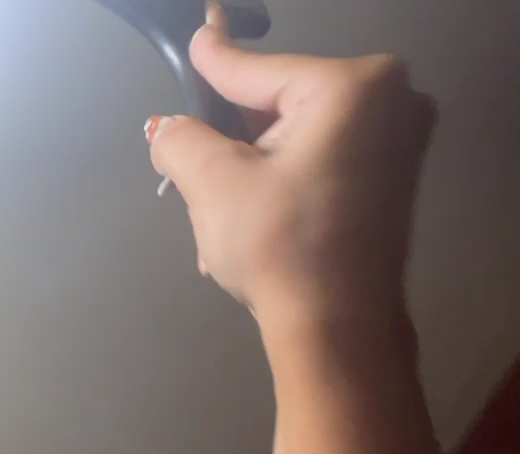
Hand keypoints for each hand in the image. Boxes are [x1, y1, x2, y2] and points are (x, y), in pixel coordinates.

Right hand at [147, 3, 436, 327]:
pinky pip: (311, 160)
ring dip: (243, 170)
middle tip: (193, 182)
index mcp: (353, 87)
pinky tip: (253, 222)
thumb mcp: (212, 185)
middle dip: (225, 142)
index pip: (257, 71)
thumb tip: (166, 126)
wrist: (334, 314)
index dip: (213, 61)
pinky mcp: (385, 173)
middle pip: (272, 106)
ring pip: (287, 137)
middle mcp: (388, 98)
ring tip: (226, 219)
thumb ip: (182, 142)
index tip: (199, 32)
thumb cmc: (280, 244)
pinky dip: (271, 183)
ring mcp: (395, 136)